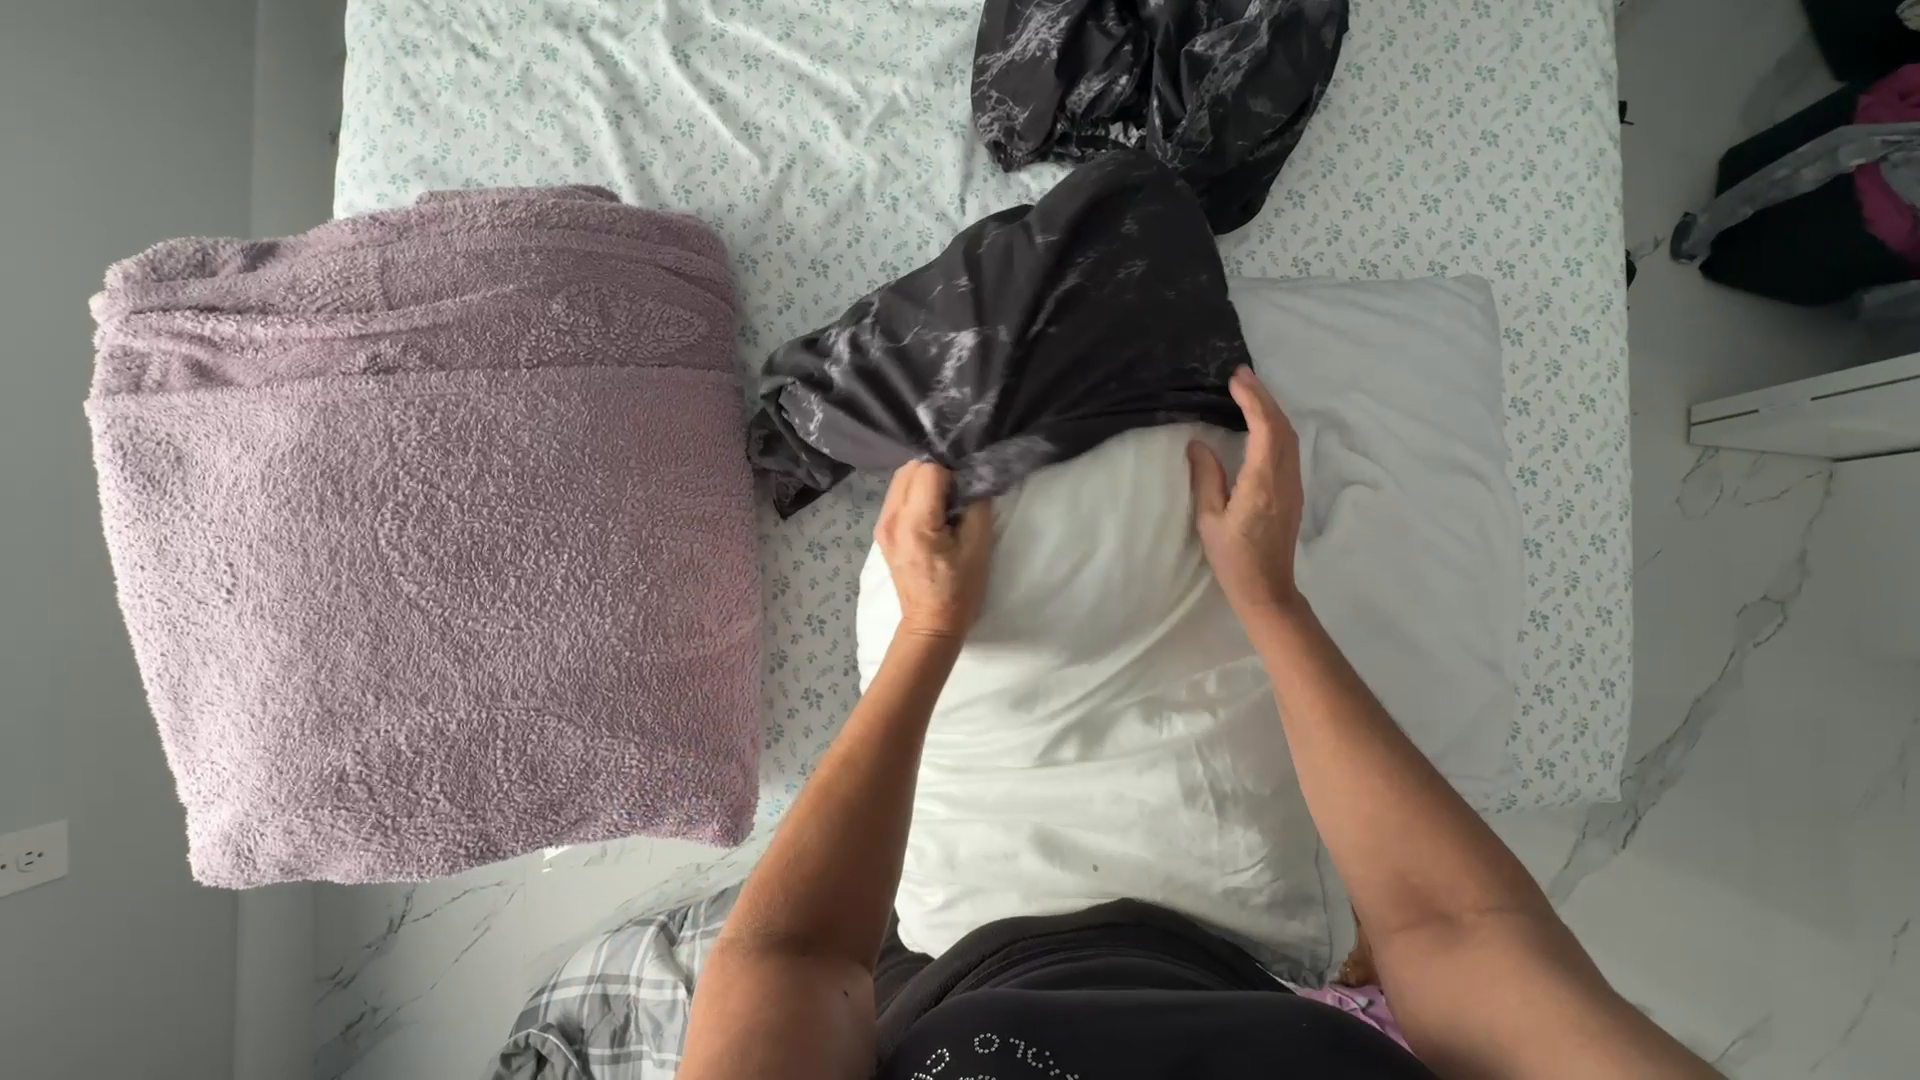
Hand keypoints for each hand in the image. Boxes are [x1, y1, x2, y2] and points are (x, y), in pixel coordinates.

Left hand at [875, 460, 994, 642]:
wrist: (930, 623)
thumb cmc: (959, 590)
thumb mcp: (979, 546)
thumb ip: (976, 505)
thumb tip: (973, 479)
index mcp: (915, 522)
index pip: (929, 470)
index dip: (952, 474)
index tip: (966, 493)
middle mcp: (890, 518)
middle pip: (910, 468)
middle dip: (936, 472)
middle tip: (956, 495)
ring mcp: (881, 525)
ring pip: (901, 479)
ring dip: (924, 482)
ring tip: (945, 505)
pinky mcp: (881, 532)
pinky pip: (897, 496)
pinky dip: (915, 494)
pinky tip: (932, 515)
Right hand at [1187, 365, 1305, 618]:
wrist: (1267, 588)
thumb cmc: (1233, 559)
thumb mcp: (1209, 520)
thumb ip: (1206, 478)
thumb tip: (1199, 444)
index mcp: (1261, 484)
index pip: (1264, 429)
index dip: (1252, 400)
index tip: (1236, 379)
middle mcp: (1284, 478)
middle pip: (1282, 426)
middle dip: (1263, 396)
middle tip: (1242, 375)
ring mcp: (1293, 484)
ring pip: (1289, 435)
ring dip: (1272, 409)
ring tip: (1250, 391)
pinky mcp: (1293, 491)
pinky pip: (1289, 447)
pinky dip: (1276, 426)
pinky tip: (1261, 422)